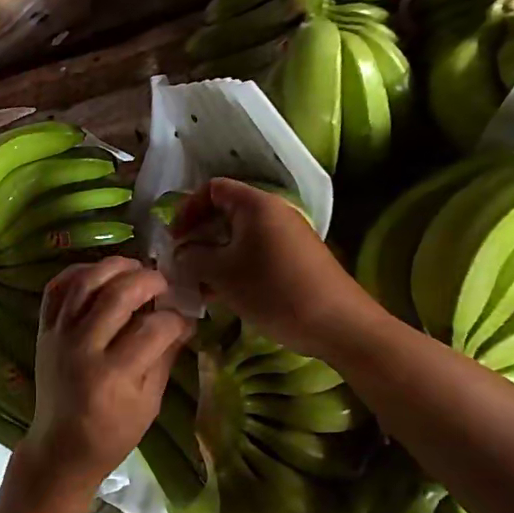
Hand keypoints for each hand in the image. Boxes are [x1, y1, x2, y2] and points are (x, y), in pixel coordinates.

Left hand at [23, 258, 193, 493]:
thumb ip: (166, 356)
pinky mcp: (44, 330)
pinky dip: (78, 272)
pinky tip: (100, 272)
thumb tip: (185, 319)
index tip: (185, 318)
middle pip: (118, 295)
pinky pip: (56, 288)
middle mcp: (83, 349)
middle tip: (164, 284)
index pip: (153, 329)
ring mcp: (59, 335)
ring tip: (136, 268)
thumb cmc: (112, 432)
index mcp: (113, 375)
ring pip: (85, 283)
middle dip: (149, 281)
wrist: (60, 446)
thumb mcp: (150, 402)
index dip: (175, 318)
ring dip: (115, 267)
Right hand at [170, 178, 383, 357]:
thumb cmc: (274, 290)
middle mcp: (274, 212)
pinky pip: (257, 252)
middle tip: (183, 265)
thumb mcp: (223, 274)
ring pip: (240, 237)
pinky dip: (236, 267)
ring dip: (216, 257)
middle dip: (200, 237)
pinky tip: (224, 296)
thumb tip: (181, 252)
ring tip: (200, 287)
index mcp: (256, 204)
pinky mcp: (296, 258)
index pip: (212, 189)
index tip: (175, 239)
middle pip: (226, 212)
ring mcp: (288, 235)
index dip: (188, 209)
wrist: (337, 323)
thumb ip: (194, 257)